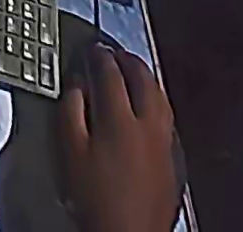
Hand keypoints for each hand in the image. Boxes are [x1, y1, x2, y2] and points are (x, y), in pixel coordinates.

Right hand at [59, 44, 179, 231]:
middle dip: (126, 60)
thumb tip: (78, 81)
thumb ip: (71, 107)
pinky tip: (144, 103)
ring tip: (130, 70)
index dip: (98, 55)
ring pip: (160, 96)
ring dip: (144, 77)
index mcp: (119, 119)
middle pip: (142, 78)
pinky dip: (154, 98)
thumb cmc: (91, 194)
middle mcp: (148, 125)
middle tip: (111, 53)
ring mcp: (165, 142)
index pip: (110, 72)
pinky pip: (167, 116)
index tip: (90, 48)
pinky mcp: (173, 159)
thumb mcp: (69, 147)